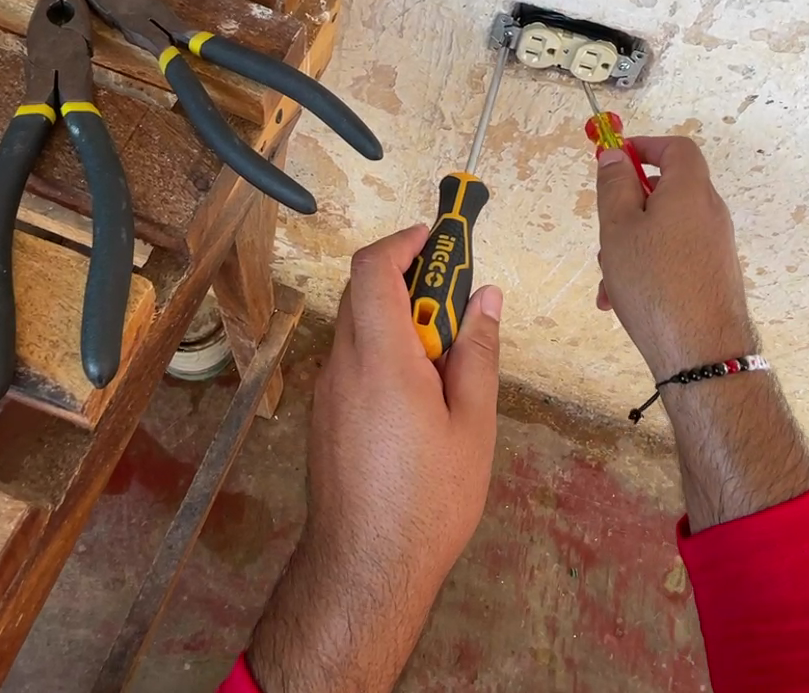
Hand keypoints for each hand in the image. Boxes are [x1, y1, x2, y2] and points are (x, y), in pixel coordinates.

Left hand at [248, 226, 503, 692]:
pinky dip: (382, 349)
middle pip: (363, 292)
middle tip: (454, 301)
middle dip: (407, 279)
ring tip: (443, 356)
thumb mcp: (472, 425)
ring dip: (396, 317)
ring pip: (357, 327)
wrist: (364, 570)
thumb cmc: (430, 498)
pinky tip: (415, 394)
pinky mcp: (323, 414)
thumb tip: (485, 296)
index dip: (402, 242)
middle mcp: (343, 363)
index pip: (373, 270)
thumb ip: (477, 352)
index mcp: (381, 357)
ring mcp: (326, 390)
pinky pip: (352, 360)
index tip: (435, 237)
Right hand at [595, 137, 754, 378]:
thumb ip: (614, 185)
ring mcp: (714, 246)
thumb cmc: (653, 281)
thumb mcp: (618, 227)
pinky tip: (621, 299)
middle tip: (604, 235)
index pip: (676, 148)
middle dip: (627, 208)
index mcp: (690, 191)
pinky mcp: (712, 274)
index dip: (645, 145)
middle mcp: (709, 213)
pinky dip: (646, 266)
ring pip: (662, 228)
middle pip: (664, 191)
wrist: (701, 352)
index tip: (614, 159)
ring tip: (609, 280)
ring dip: (630, 245)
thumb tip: (616, 155)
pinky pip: (672, 255)